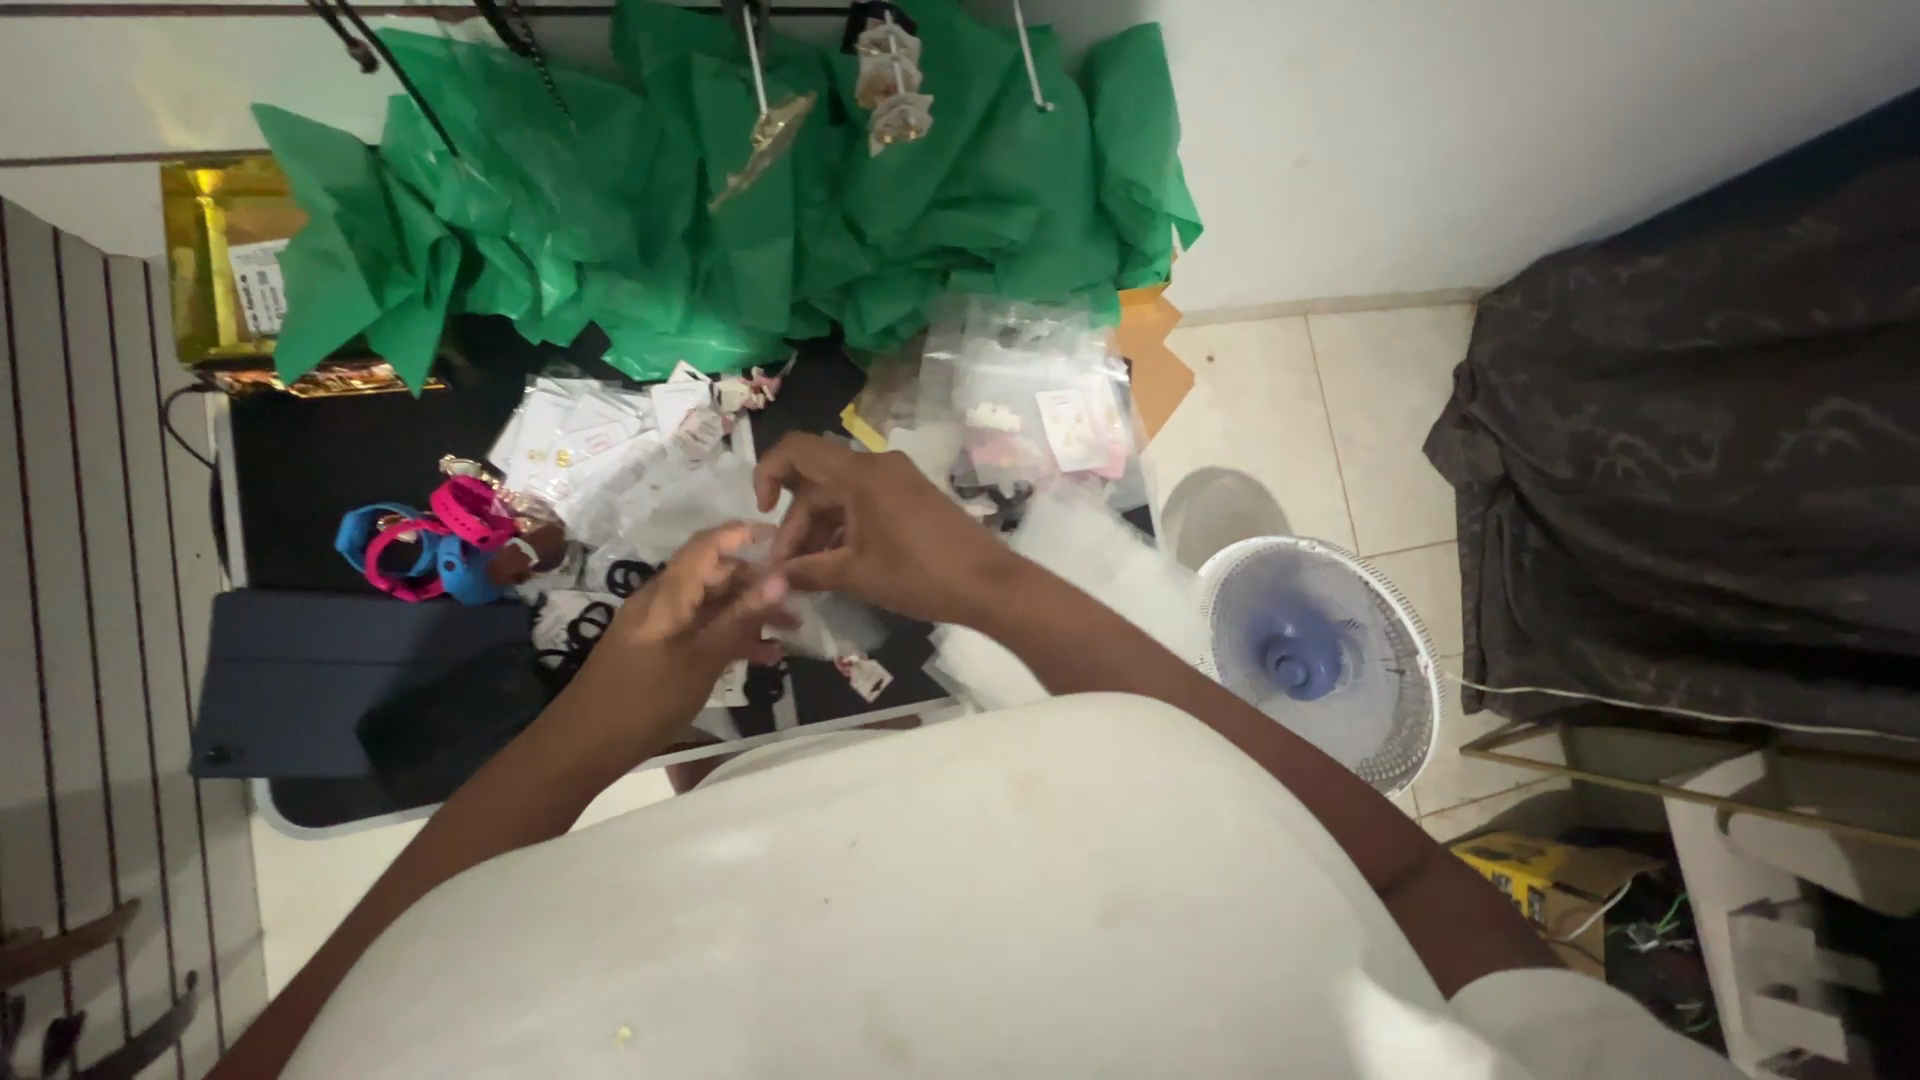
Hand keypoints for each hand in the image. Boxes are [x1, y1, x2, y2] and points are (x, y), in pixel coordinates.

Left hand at [581, 524, 792, 707]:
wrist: (582, 748)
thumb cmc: (643, 701)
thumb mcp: (701, 660)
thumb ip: (741, 618)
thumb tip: (781, 578)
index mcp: (668, 595)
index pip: (707, 545)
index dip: (742, 533)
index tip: (782, 537)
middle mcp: (663, 602)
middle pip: (715, 575)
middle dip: (757, 582)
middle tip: (798, 598)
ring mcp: (661, 628)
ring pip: (713, 605)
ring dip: (750, 613)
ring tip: (790, 630)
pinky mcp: (661, 652)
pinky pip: (702, 631)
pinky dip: (731, 637)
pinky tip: (764, 657)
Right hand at [752, 433, 1018, 625]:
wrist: (988, 583)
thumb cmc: (919, 575)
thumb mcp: (856, 575)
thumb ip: (807, 571)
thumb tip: (770, 578)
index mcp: (860, 472)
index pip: (796, 450)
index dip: (767, 473)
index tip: (762, 513)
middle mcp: (877, 465)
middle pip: (817, 482)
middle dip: (796, 524)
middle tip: (786, 570)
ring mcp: (898, 479)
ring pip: (841, 496)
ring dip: (820, 530)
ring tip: (808, 574)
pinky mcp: (912, 496)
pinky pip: (865, 502)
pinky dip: (846, 528)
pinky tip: (838, 564)